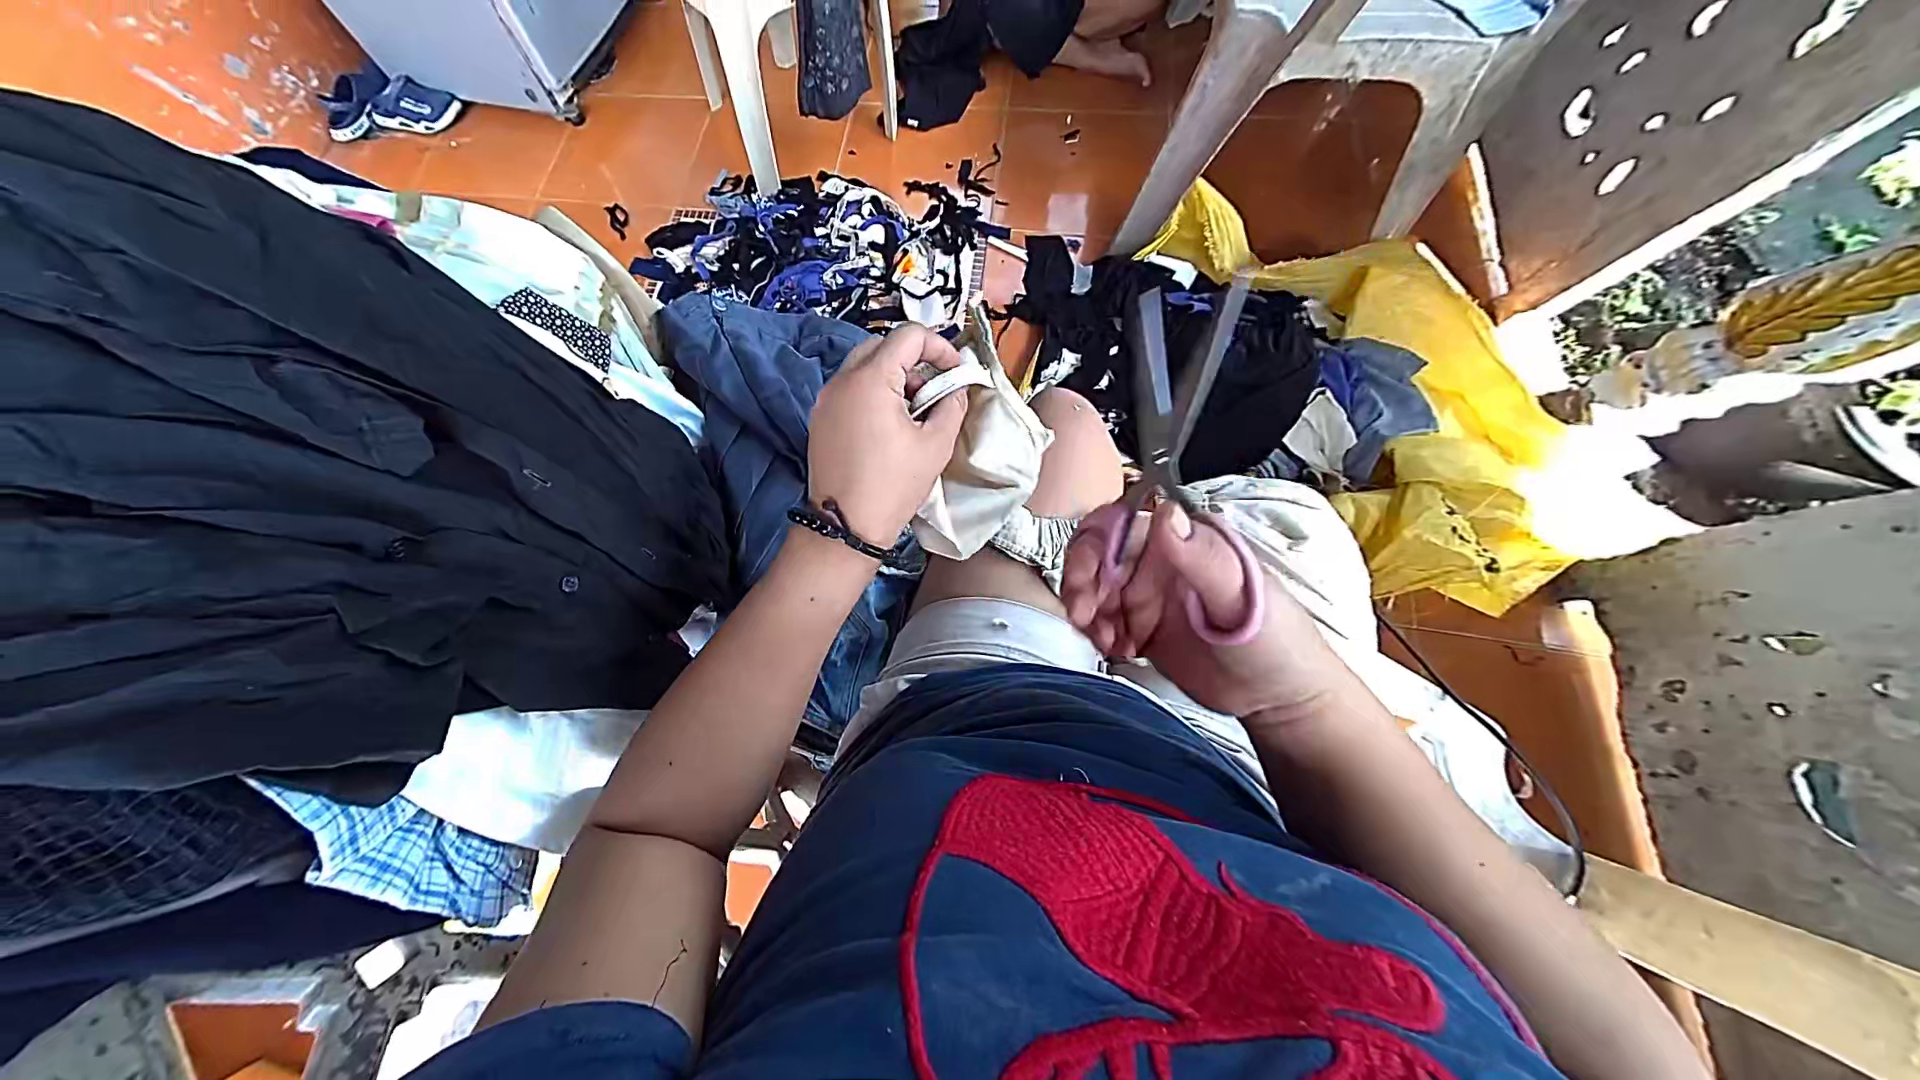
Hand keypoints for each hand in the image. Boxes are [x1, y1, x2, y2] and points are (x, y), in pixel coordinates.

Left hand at [808, 324, 968, 542]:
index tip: (955, 370)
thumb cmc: (892, 486)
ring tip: (915, 412)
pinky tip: (890, 426)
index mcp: (870, 380)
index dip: (940, 346)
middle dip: (915, 360)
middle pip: (882, 346)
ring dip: (894, 377)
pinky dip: (874, 394)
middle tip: (935, 390)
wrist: (847, 526)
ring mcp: (826, 400)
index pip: (908, 336)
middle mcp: (841, 381)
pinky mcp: (820, 419)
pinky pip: (850, 390)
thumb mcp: (936, 445)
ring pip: (864, 367)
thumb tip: (956, 388)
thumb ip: (951, 405)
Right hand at [1061, 500, 1352, 718]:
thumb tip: (1166, 514)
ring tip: (1107, 639)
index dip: (1096, 543)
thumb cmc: (1275, 642)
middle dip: (1081, 581)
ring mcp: (1150, 593)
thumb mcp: (1241, 597)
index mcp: (1185, 540)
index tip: (1090, 577)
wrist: (1279, 699)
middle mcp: (1162, 560)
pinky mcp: (1142, 626)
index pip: (1122, 521)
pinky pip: (1102, 620)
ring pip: (1095, 589)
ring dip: (1088, 611)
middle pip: (1098, 554)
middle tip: (1083, 613)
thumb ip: (1202, 556)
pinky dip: (1097, 633)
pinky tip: (1118, 649)